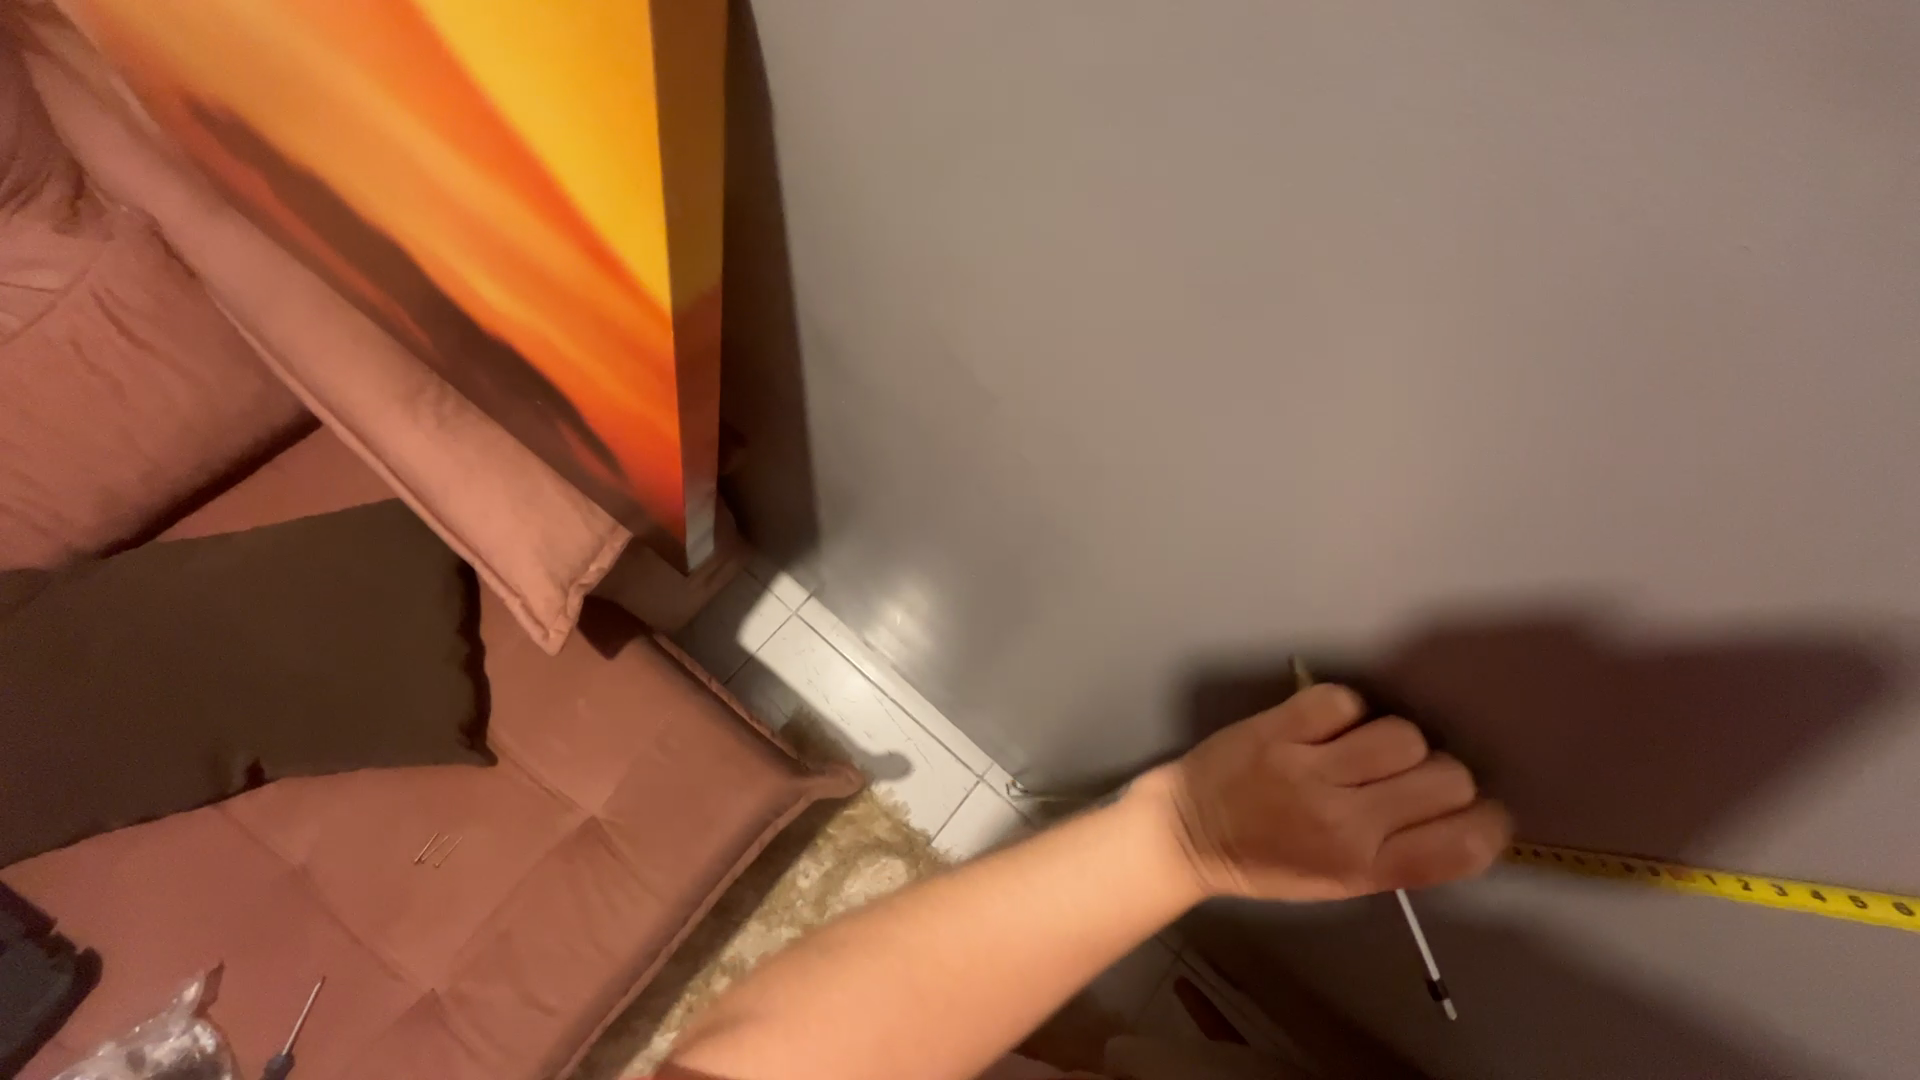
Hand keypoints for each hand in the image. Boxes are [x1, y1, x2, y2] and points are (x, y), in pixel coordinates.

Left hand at [1145, 683, 1511, 900]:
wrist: (1185, 832)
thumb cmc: (1262, 862)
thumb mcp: (1337, 883)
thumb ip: (1397, 855)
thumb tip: (1455, 815)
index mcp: (1365, 869)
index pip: (1465, 845)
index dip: (1485, 821)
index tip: (1470, 810)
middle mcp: (1344, 821)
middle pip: (1447, 778)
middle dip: (1438, 774)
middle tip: (1402, 777)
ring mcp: (1308, 770)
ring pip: (1402, 734)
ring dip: (1393, 738)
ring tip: (1362, 749)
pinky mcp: (1276, 730)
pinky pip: (1342, 701)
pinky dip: (1343, 709)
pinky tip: (1325, 726)